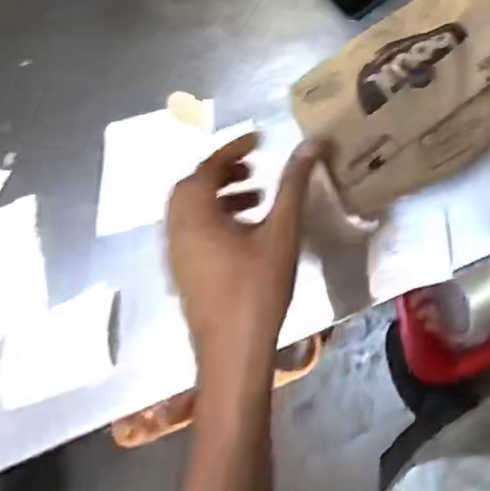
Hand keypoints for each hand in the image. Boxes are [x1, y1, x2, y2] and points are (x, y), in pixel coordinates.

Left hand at [166, 132, 329, 381]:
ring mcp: (177, 257)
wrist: (233, 352)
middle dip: (221, 171)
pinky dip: (216, 216)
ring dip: (219, 194)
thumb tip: (312, 143)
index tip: (258, 138)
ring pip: (190, 211)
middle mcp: (177, 233)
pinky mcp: (185, 274)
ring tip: (257, 195)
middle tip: (254, 166)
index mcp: (195, 217)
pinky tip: (249, 229)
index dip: (231, 149)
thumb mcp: (282, 229)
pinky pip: (193, 231)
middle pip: (190, 187)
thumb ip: (294, 184)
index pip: (206, 168)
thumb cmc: (257, 286)